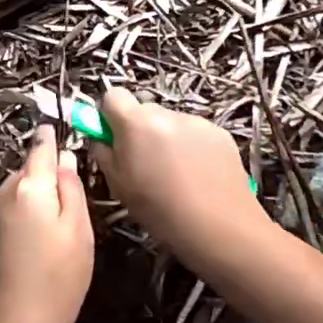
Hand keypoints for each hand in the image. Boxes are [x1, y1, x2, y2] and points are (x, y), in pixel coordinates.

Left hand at [0, 126, 93, 322]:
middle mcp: (2, 192)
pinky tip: (37, 241)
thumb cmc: (58, 279)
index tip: (56, 130)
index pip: (40, 148)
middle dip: (44, 172)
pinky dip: (23, 215)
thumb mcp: (78, 231)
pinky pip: (8, 211)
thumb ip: (71, 188)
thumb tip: (65, 156)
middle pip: (26, 169)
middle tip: (69, 189)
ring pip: (16, 191)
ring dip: (33, 195)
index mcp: (28, 185)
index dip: (50, 138)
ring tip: (57, 221)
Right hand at [90, 86, 268, 252]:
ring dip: (166, 138)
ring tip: (175, 173)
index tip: (113, 137)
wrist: (219, 227)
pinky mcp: (220, 133)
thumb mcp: (117, 185)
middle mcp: (166, 114)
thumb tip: (102, 138)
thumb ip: (104, 153)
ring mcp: (196, 121)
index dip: (110, 114)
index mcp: (135, 123)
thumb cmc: (159, 210)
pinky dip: (191, 147)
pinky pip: (195, 133)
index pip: (113, 95)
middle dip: (139, 128)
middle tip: (144, 161)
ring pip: (170, 122)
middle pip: (144, 110)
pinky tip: (197, 175)